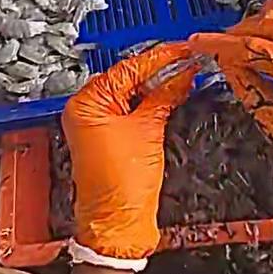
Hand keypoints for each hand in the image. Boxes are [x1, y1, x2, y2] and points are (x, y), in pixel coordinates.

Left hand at [60, 42, 197, 268]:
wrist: (119, 225)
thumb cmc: (122, 185)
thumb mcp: (149, 129)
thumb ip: (165, 94)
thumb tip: (182, 72)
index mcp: (87, 103)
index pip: (127, 68)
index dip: (158, 58)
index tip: (180, 48)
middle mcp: (86, 110)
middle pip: (127, 78)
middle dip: (158, 68)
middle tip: (186, 57)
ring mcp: (97, 124)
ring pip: (130, 93)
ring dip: (156, 84)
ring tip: (183, 72)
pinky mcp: (109, 136)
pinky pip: (130, 109)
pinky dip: (150, 101)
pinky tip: (170, 93)